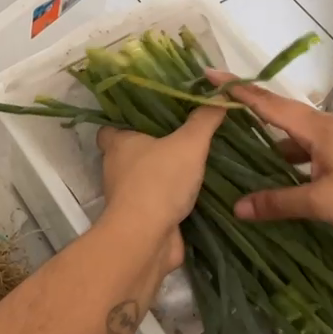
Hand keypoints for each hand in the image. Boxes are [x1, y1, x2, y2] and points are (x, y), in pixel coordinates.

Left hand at [97, 106, 226, 268]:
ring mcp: (127, 195)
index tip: (152, 114)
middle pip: (130, 151)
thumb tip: (220, 94)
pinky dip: (170, 197)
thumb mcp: (189, 143)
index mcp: (118, 143)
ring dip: (162, 173)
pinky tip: (194, 191)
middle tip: (181, 134)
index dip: (127, 120)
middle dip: (151, 145)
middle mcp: (117, 167)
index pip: (112, 126)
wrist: (147, 238)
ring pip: (143, 177)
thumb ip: (204, 120)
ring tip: (192, 160)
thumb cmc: (159, 181)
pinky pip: (156, 201)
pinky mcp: (141, 218)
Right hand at [217, 74, 332, 240]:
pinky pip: (309, 149)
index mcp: (316, 128)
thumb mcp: (323, 202)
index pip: (267, 102)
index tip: (209, 74)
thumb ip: (279, 203)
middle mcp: (326, 126)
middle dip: (248, 111)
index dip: (237, 89)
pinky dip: (290, 157)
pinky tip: (283, 176)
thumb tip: (237, 207)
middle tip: (218, 112)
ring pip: (295, 135)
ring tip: (242, 152)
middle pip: (279, 114)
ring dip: (270, 141)